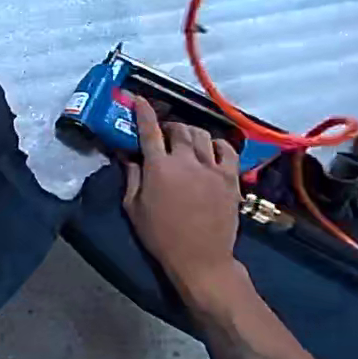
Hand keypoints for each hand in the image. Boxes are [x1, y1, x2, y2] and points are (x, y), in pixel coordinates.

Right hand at [122, 97, 247, 305]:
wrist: (200, 259)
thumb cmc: (160, 236)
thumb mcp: (133, 207)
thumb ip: (131, 177)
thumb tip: (127, 156)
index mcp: (158, 167)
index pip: (149, 129)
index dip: (143, 111)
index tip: (139, 99)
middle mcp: (186, 161)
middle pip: (178, 128)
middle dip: (168, 125)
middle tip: (163, 133)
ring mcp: (211, 168)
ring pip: (202, 135)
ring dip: (190, 132)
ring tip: (184, 140)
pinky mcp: (230, 178)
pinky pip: (226, 149)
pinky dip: (217, 143)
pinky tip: (210, 148)